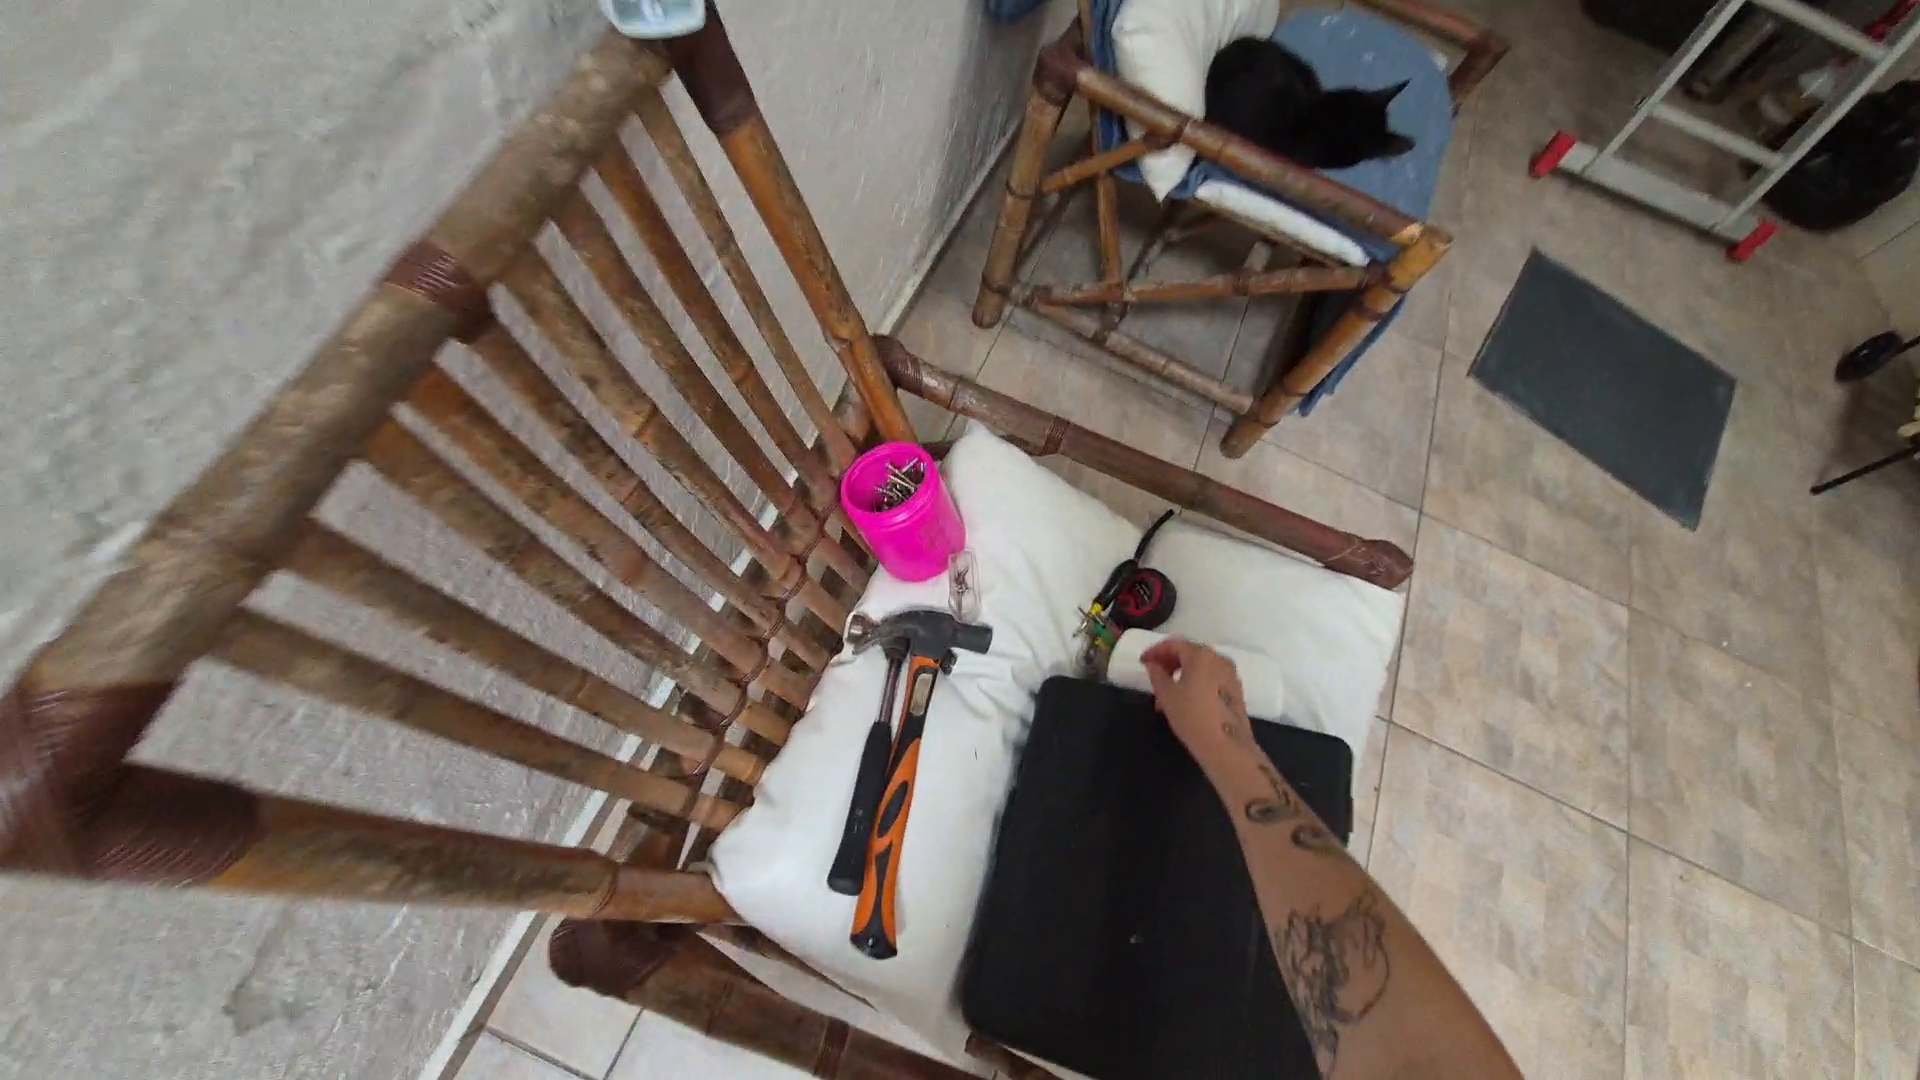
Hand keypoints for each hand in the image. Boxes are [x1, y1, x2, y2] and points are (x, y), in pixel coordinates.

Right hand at [1139, 638, 1255, 770]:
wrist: (1226, 747)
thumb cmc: (1192, 716)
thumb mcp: (1166, 695)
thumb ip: (1157, 674)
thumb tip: (1153, 665)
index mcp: (1201, 655)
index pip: (1174, 644)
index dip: (1155, 651)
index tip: (1142, 662)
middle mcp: (1219, 659)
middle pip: (1189, 653)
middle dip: (1168, 663)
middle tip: (1153, 676)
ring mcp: (1230, 674)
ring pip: (1200, 666)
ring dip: (1181, 674)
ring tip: (1165, 694)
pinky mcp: (1236, 690)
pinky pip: (1211, 677)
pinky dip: (1195, 681)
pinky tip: (1185, 699)